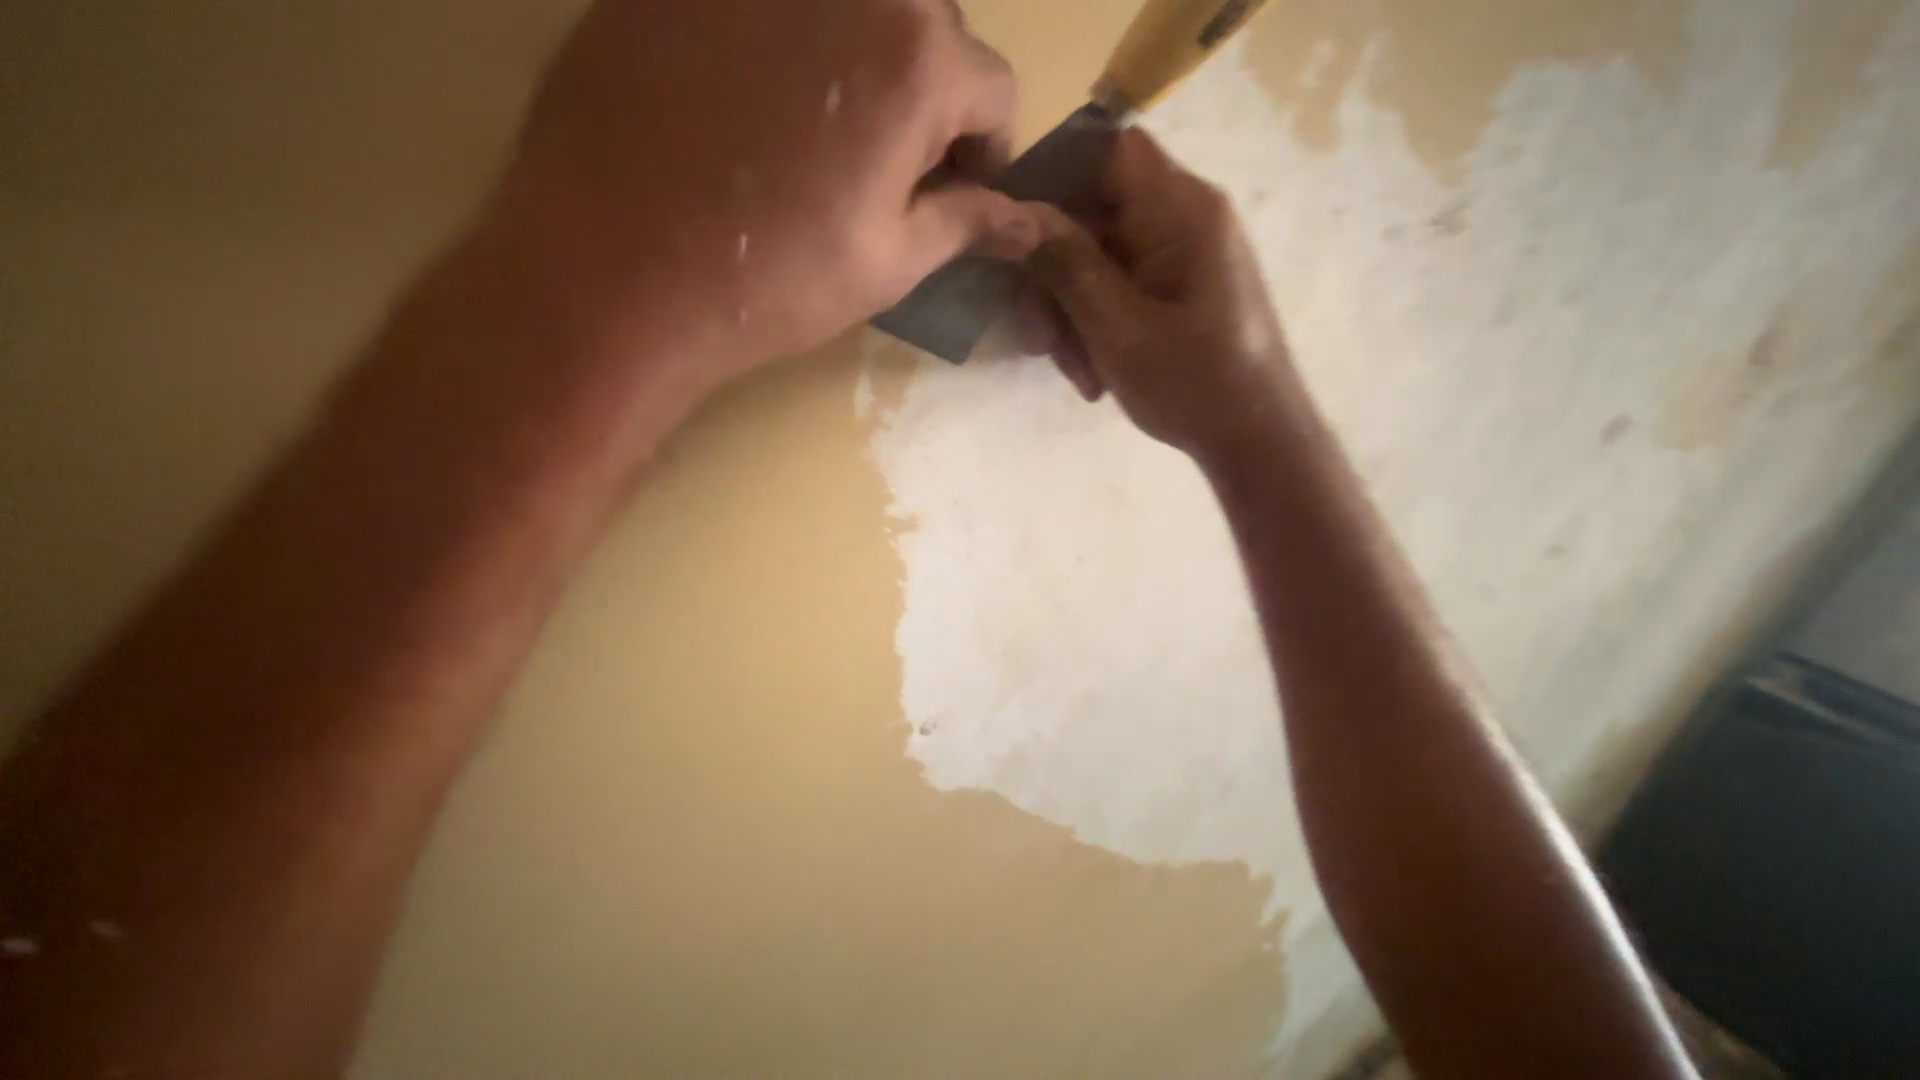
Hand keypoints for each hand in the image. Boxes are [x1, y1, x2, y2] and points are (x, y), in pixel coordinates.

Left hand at [496, 0, 1028, 397]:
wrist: (611, 270)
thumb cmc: (771, 282)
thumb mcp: (888, 264)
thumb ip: (966, 222)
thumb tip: (1026, 220)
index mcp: (917, 56)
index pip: (994, 89)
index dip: (985, 150)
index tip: (954, 191)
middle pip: (927, 28)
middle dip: (922, 93)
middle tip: (879, 161)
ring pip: (848, 5)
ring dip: (855, 56)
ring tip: (810, 125)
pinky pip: (765, 1)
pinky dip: (777, 37)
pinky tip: (740, 97)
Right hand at [1021, 129, 1293, 457]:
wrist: (1258, 442)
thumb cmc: (1195, 384)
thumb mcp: (1118, 327)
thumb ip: (1067, 265)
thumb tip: (1016, 213)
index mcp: (1181, 209)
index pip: (1108, 149)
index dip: (1052, 174)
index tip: (1010, 226)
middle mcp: (1183, 218)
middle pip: (1093, 213)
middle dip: (1055, 275)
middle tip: (1040, 342)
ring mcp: (1181, 254)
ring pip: (1097, 257)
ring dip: (1071, 312)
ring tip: (1078, 373)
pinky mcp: (1176, 288)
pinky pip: (1117, 285)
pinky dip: (1095, 325)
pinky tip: (1094, 374)